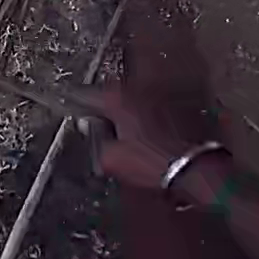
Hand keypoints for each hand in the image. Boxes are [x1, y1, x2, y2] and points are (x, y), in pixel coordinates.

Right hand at [71, 81, 222, 192]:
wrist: (192, 168)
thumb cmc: (148, 161)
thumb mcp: (112, 159)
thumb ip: (96, 142)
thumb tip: (89, 131)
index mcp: (117, 98)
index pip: (87, 94)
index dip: (75, 100)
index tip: (66, 102)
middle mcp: (135, 90)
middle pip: (109, 92)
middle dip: (99, 103)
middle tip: (90, 116)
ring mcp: (156, 96)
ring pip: (129, 98)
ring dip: (120, 108)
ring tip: (113, 124)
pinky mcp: (172, 107)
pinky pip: (145, 106)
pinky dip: (138, 114)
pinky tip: (136, 129)